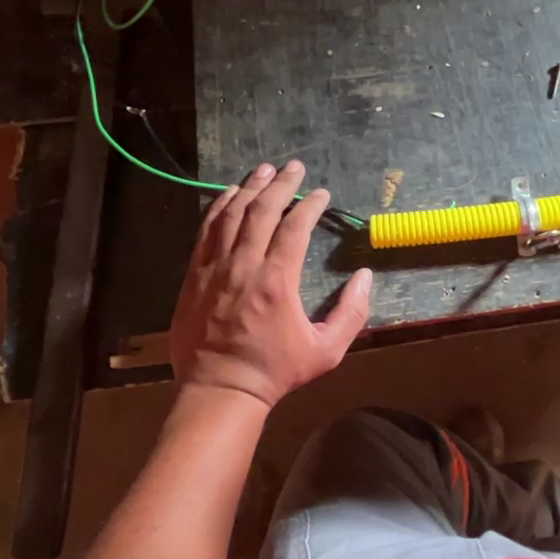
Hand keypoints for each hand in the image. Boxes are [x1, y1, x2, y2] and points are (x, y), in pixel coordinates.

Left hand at [170, 160, 372, 408]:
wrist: (220, 391)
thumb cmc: (275, 371)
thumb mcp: (326, 350)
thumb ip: (351, 313)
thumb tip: (364, 276)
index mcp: (276, 281)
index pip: (295, 227)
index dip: (310, 205)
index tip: (322, 194)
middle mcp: (244, 266)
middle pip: (262, 211)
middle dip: (281, 184)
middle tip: (294, 167)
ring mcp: (215, 268)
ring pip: (232, 215)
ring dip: (250, 188)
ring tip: (264, 170)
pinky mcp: (195, 275)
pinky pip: (206, 231)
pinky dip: (219, 207)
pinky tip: (230, 194)